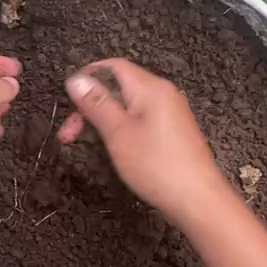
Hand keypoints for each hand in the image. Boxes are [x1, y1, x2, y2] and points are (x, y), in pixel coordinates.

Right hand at [58, 58, 232, 222]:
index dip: (88, 76)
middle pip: (118, 87)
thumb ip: (96, 103)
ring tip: (84, 143)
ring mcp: (170, 113)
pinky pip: (140, 119)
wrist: (198, 200)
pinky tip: (112, 146)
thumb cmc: (157, 165)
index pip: (113, 66)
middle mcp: (162, 94)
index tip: (68, 99)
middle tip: (69, 133)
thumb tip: (76, 78)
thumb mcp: (118, 132)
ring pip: (128, 105)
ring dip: (102, 119)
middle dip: (91, 105)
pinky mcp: (172, 132)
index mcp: (150, 87)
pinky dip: (121, 128)